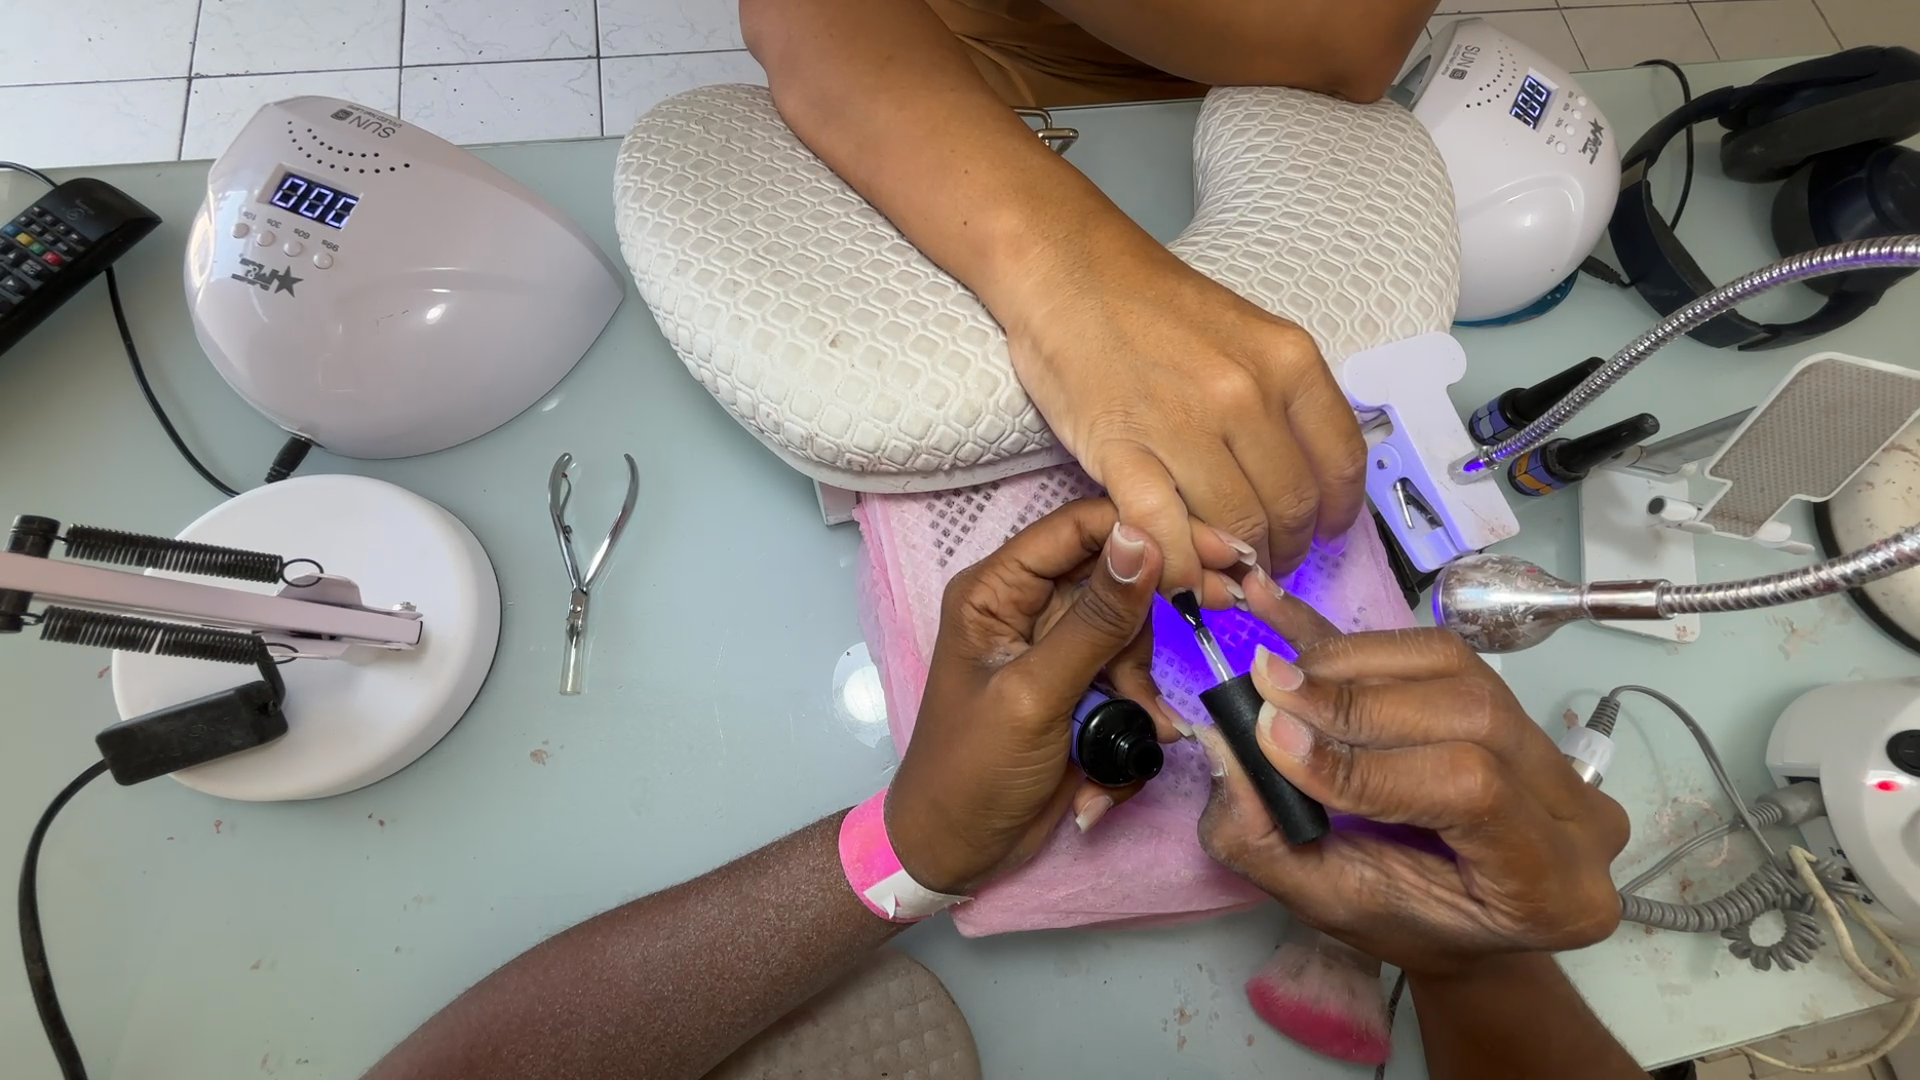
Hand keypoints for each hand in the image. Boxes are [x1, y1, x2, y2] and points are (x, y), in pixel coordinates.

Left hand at [886, 499, 1179, 894]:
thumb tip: (1141, 538)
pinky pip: (1125, 674)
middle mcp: (1026, 606)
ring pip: (1127, 629)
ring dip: (1141, 678)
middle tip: (1224, 604)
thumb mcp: (1034, 694)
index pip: (1077, 527)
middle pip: (1112, 573)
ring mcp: (1053, 646)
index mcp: (997, 590)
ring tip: (1136, 723)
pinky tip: (1124, 750)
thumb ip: (1094, 620)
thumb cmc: (974, 770)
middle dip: (1156, 608)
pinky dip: (1135, 709)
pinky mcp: (1076, 684)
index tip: (1210, 550)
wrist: (958, 850)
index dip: (1144, 527)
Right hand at [1001, 243, 1366, 600]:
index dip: (1334, 517)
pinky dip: (1177, 570)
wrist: (1067, 275)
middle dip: (1282, 553)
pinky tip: (1178, 578)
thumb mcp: (1241, 334)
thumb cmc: (1148, 303)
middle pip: (1288, 507)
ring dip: (1233, 570)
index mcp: (1288, 361)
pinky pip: (1164, 533)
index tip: (1317, 537)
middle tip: (1261, 566)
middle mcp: (1247, 395)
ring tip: (1221, 574)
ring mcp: (1184, 426)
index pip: (1339, 464)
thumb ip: (1272, 402)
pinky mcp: (1121, 451)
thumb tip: (1282, 485)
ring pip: (1234, 529)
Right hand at [1196, 567, 1629, 975]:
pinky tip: (1272, 601)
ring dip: (1348, 661)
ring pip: (1449, 664)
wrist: (1462, 918)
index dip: (1363, 761)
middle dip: (1351, 699)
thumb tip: (1227, 743)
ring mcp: (1547, 746)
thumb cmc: (1400, 924)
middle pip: (1468, 710)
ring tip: (1281, 677)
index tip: (1270, 735)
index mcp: (1551, 886)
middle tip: (1267, 692)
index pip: (1469, 788)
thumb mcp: (1321, 901)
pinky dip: (1346, 634)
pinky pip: (1427, 649)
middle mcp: (1576, 808)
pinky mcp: (1502, 700)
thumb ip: (1262, 837)